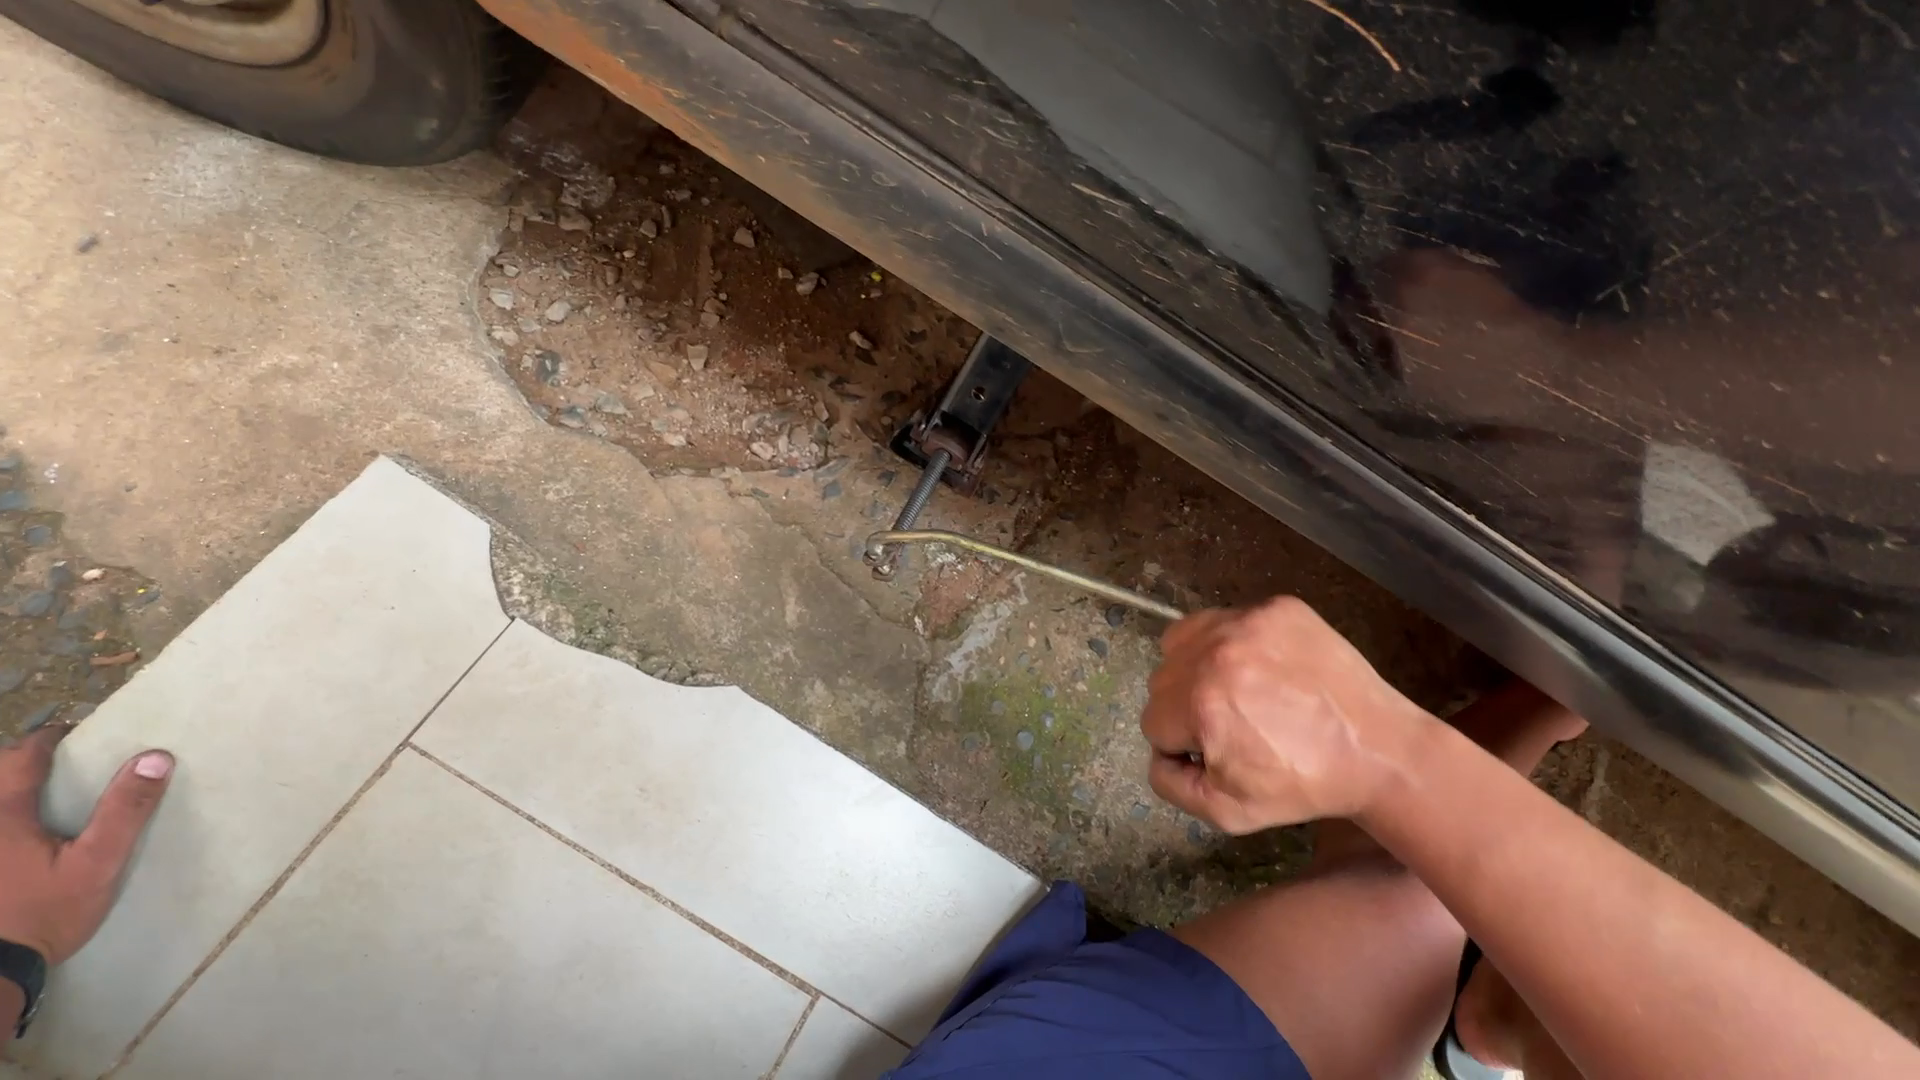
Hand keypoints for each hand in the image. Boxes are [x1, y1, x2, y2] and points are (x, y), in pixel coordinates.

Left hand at [0, 724, 172, 966]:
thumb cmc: (44, 912)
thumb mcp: (98, 862)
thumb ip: (125, 809)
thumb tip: (155, 756)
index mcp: (4, 818)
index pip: (20, 760)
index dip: (47, 740)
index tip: (73, 731)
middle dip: (20, 763)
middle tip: (57, 759)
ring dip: (10, 791)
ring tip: (39, 792)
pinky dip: (10, 817)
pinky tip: (27, 833)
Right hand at [1140, 596, 1430, 832]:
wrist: (1379, 749)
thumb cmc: (1302, 784)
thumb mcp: (1226, 812)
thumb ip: (1169, 785)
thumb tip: (1159, 752)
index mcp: (1200, 704)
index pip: (1153, 722)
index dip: (1182, 745)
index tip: (1218, 752)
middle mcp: (1216, 653)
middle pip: (1163, 680)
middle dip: (1186, 706)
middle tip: (1232, 724)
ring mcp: (1248, 623)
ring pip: (1184, 641)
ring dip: (1198, 668)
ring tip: (1239, 691)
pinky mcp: (1276, 607)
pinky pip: (1224, 621)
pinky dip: (1232, 644)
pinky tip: (1264, 670)